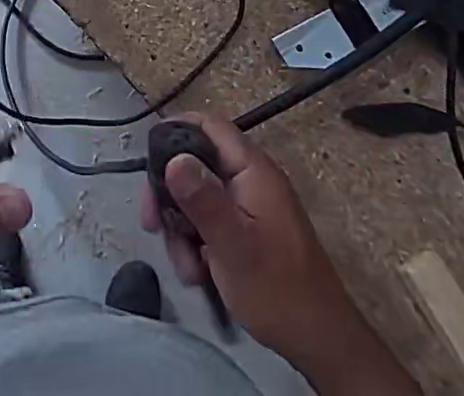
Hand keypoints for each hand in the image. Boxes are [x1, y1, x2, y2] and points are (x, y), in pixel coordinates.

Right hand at [140, 116, 417, 393]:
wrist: (317, 338)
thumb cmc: (276, 288)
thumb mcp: (232, 244)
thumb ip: (202, 199)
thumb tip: (172, 157)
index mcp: (253, 169)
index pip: (211, 126)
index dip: (176, 131)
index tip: (146, 158)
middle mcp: (250, 179)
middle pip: (198, 164)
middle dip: (171, 194)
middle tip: (153, 225)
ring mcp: (249, 206)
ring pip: (199, 198)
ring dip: (183, 229)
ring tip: (189, 267)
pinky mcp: (247, 230)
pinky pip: (211, 223)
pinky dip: (198, 244)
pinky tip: (200, 274)